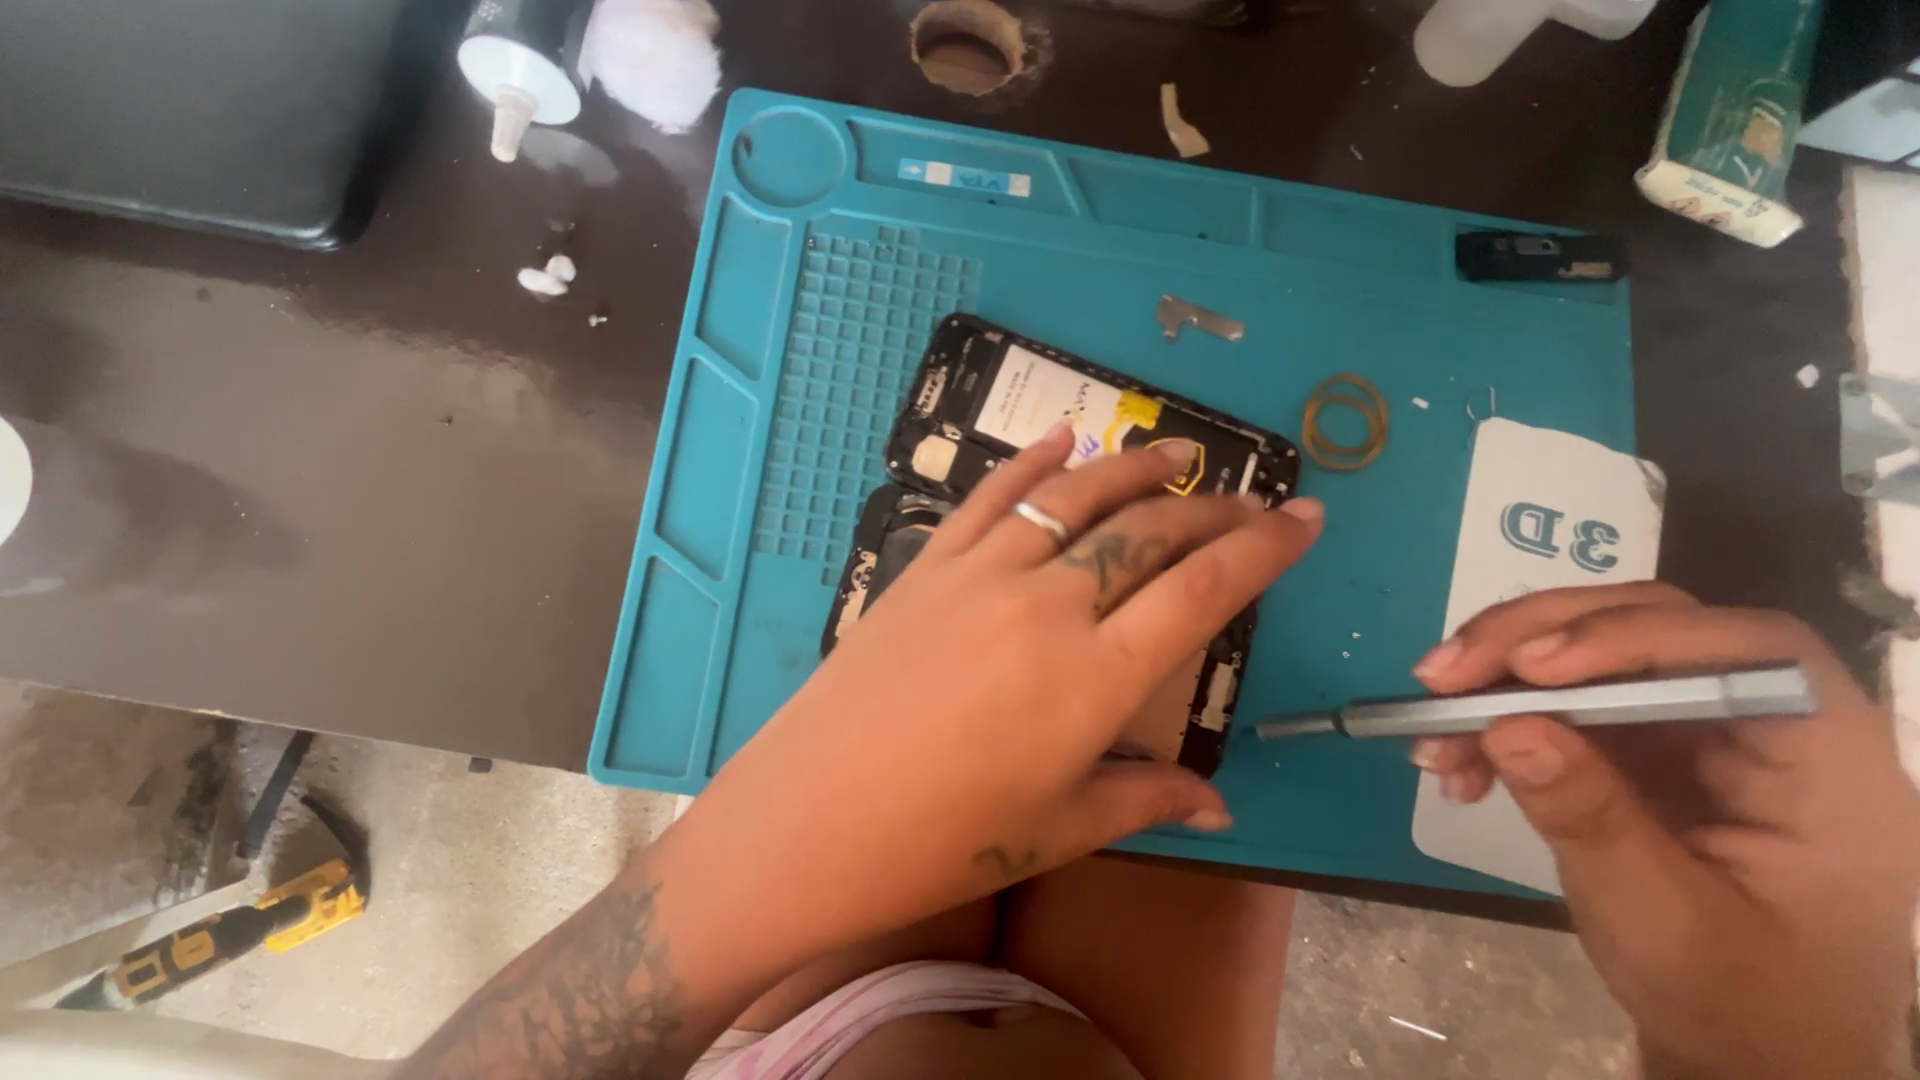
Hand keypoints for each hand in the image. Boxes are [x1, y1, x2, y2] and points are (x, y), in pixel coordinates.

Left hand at [676, 422, 1322, 960]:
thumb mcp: (1058, 830)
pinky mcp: (927, 566)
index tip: (1305, 520)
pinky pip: (989, 498)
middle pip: (1148, 534)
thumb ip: (1146, 800)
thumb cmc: (943, 841)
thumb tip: (1219, 805)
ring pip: (1074, 497)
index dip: (1264, 550)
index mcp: (1096, 680)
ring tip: (1178, 456)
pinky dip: (1030, 462)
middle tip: (1251, 499)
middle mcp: (1047, 607)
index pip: (1203, 592)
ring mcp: (981, 575)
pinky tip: (1063, 439)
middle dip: (1211, 511)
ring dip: (1134, 469)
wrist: (810, 820)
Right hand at [1410, 584, 1919, 1079]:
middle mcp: (1757, 725)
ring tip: (1428, 722)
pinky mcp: (1634, 744)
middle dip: (1532, 639)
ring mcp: (1691, 730)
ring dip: (1494, 675)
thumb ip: (1590, 818)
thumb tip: (1507, 725)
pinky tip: (1451, 762)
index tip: (1532, 668)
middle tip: (1443, 674)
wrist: (1734, 1044)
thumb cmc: (1732, 997)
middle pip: (1649, 625)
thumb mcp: (1658, 917)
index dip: (1639, 636)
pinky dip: (1490, 719)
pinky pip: (1552, 702)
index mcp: (1822, 766)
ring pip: (1587, 652)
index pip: (1751, 651)